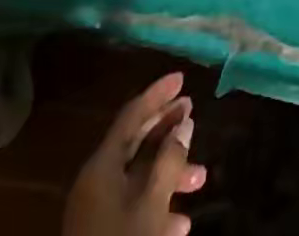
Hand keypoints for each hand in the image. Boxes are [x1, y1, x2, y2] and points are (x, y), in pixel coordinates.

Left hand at [63, 72, 208, 235]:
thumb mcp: (151, 203)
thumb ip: (168, 161)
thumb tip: (184, 124)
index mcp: (102, 165)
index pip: (132, 115)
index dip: (157, 94)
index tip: (182, 78)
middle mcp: (97, 180)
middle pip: (135, 143)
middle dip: (167, 130)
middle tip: (193, 113)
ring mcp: (98, 209)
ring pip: (139, 178)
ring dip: (170, 174)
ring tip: (202, 177)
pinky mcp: (105, 234)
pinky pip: (135, 207)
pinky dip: (159, 207)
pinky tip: (181, 222)